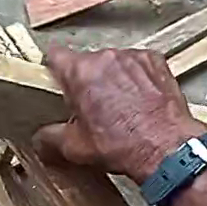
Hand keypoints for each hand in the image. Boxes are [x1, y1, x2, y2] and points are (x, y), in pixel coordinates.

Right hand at [33, 46, 206, 182]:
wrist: (166, 149)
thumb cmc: (124, 146)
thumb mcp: (76, 148)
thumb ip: (51, 138)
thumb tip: (40, 139)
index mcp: (80, 72)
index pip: (55, 56)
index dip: (56, 71)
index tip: (60, 84)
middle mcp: (106, 57)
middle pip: (87, 62)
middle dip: (88, 81)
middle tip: (93, 108)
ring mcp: (133, 57)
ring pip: (113, 63)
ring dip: (113, 79)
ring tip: (121, 108)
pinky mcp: (155, 62)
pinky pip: (138, 65)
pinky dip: (137, 79)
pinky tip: (140, 102)